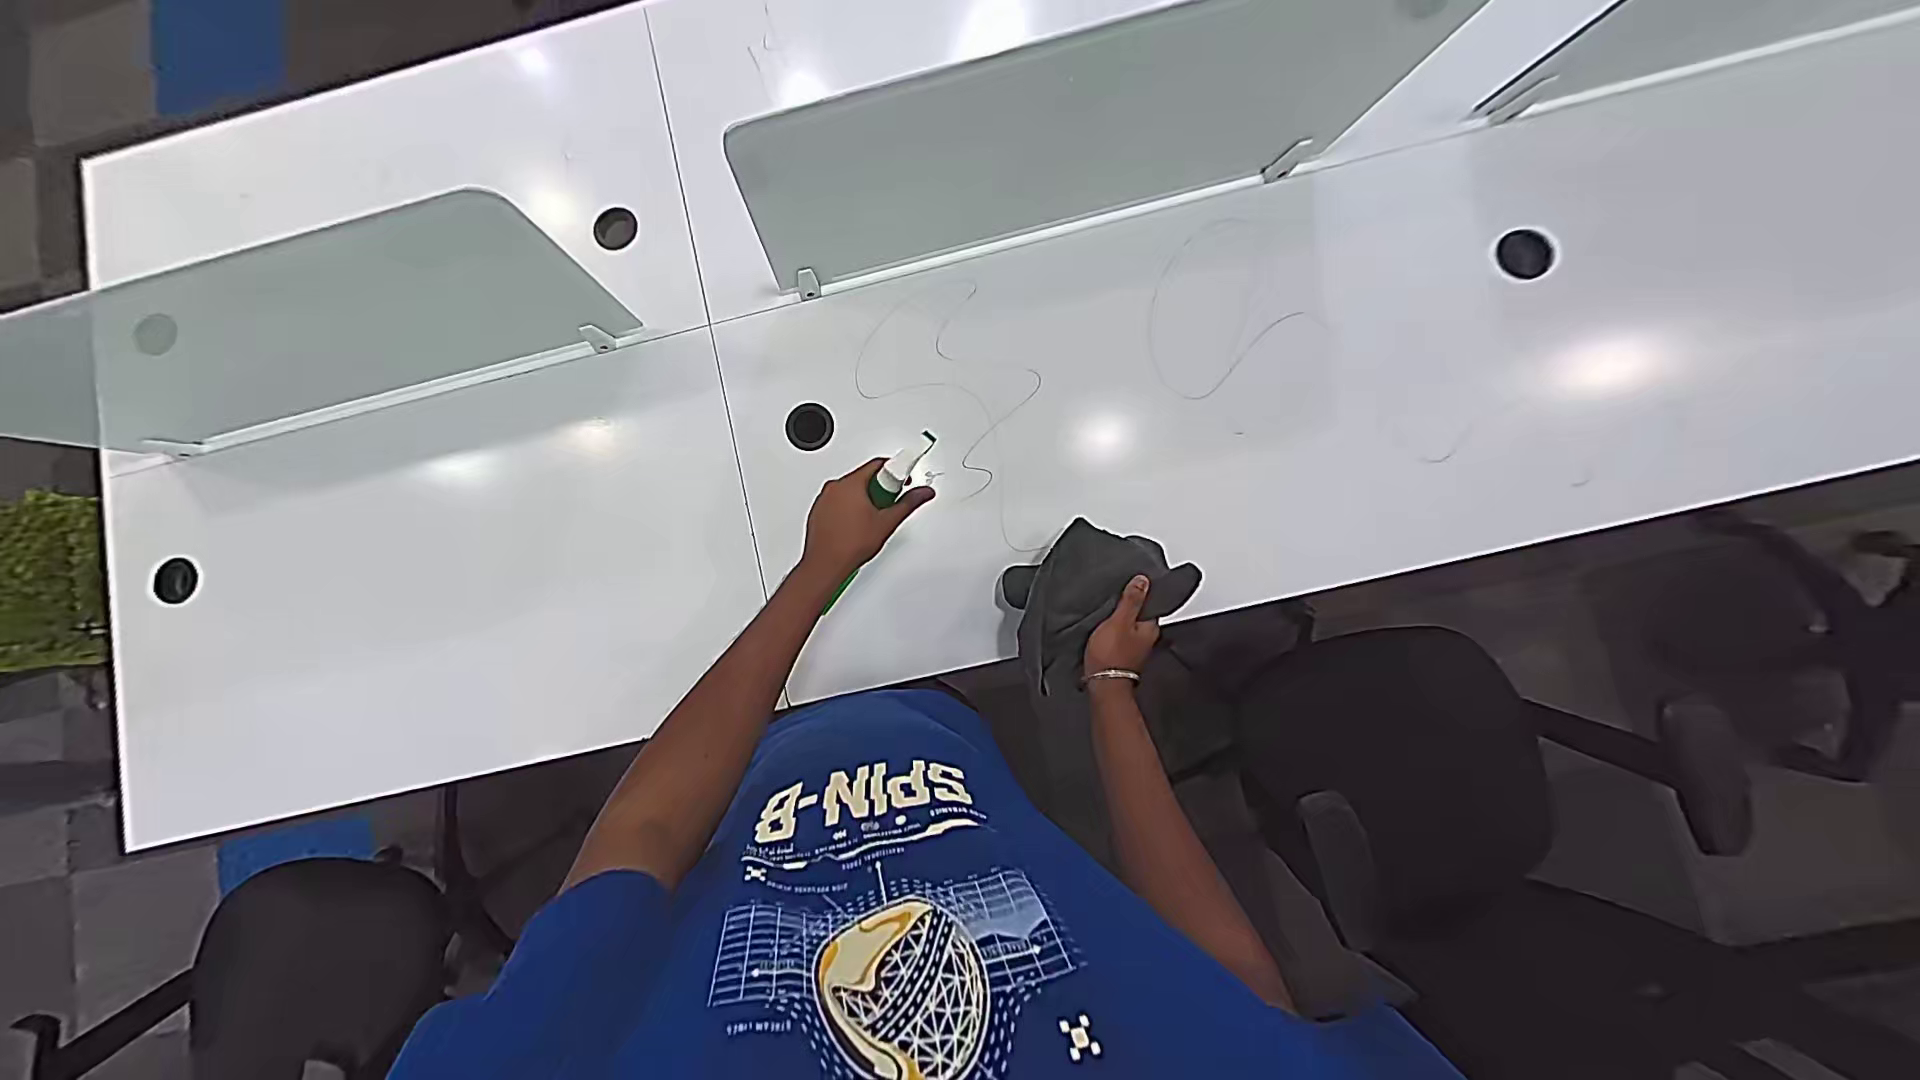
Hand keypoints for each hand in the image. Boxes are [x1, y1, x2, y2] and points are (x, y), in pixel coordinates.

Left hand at [799, 458, 934, 581]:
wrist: (826, 564)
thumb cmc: (849, 545)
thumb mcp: (887, 522)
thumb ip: (908, 503)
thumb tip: (923, 493)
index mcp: (851, 484)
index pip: (878, 465)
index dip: (896, 471)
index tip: (903, 482)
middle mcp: (834, 488)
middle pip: (864, 477)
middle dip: (880, 489)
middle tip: (888, 507)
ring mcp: (824, 499)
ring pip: (850, 490)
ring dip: (864, 499)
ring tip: (872, 521)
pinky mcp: (818, 511)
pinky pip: (837, 502)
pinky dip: (849, 508)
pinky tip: (857, 526)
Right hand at [1085, 575, 1158, 675]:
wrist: (1102, 684)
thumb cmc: (1111, 655)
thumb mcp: (1120, 621)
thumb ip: (1132, 600)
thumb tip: (1143, 580)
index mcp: (1151, 628)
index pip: (1150, 604)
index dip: (1140, 594)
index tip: (1130, 585)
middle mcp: (1147, 639)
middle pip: (1139, 616)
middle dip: (1129, 607)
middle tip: (1116, 598)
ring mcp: (1136, 649)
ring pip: (1130, 627)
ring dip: (1120, 620)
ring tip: (1108, 612)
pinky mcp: (1123, 656)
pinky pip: (1120, 638)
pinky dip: (1114, 632)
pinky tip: (1104, 630)